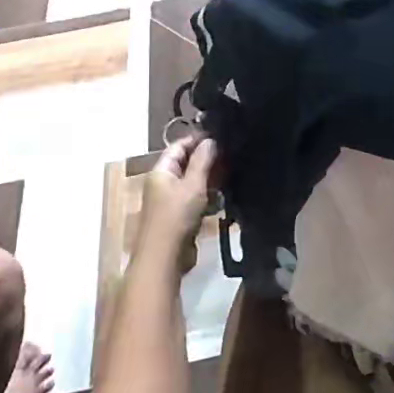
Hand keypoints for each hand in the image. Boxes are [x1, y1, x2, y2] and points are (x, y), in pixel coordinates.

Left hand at [138, 134, 218, 270]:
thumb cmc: (176, 216)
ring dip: (210, 176)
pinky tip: (223, 193)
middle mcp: (163, 182)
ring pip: (192, 181)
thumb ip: (202, 161)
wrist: (165, 257)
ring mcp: (171, 200)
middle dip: (207, 158)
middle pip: (185, 163)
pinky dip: (208, 193)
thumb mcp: (193, 185)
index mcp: (161, 171)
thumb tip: (211, 140)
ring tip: (232, 170)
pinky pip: (195, 197)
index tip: (221, 135)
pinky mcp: (180, 215)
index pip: (178, 146)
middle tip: (231, 153)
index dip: (198, 139)